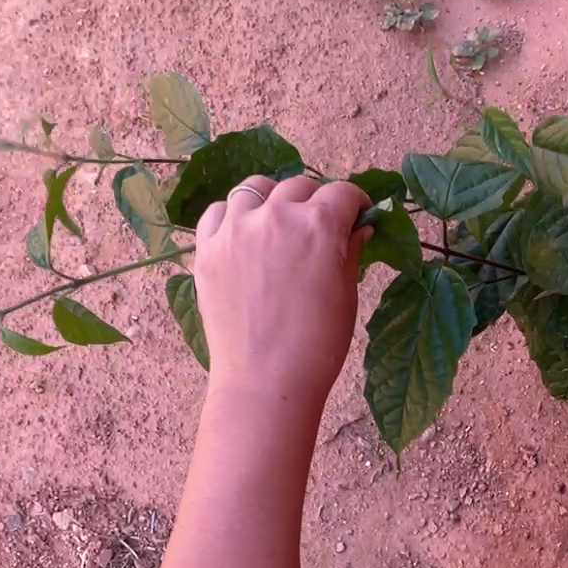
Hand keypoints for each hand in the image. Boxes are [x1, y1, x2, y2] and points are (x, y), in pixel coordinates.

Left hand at [192, 174, 371, 406]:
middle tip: (321, 226)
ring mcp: (236, 229)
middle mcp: (276, 216)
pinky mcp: (208, 248)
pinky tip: (246, 236)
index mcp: (319, 227)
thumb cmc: (319, 346)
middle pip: (300, 185)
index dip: (354, 203)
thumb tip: (360, 227)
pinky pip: (220, 212)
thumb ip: (350, 253)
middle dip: (316, 201)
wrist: (267, 381)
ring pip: (256, 189)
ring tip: (279, 224)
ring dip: (274, 200)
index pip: (342, 193)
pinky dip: (235, 216)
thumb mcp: (345, 296)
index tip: (357, 216)